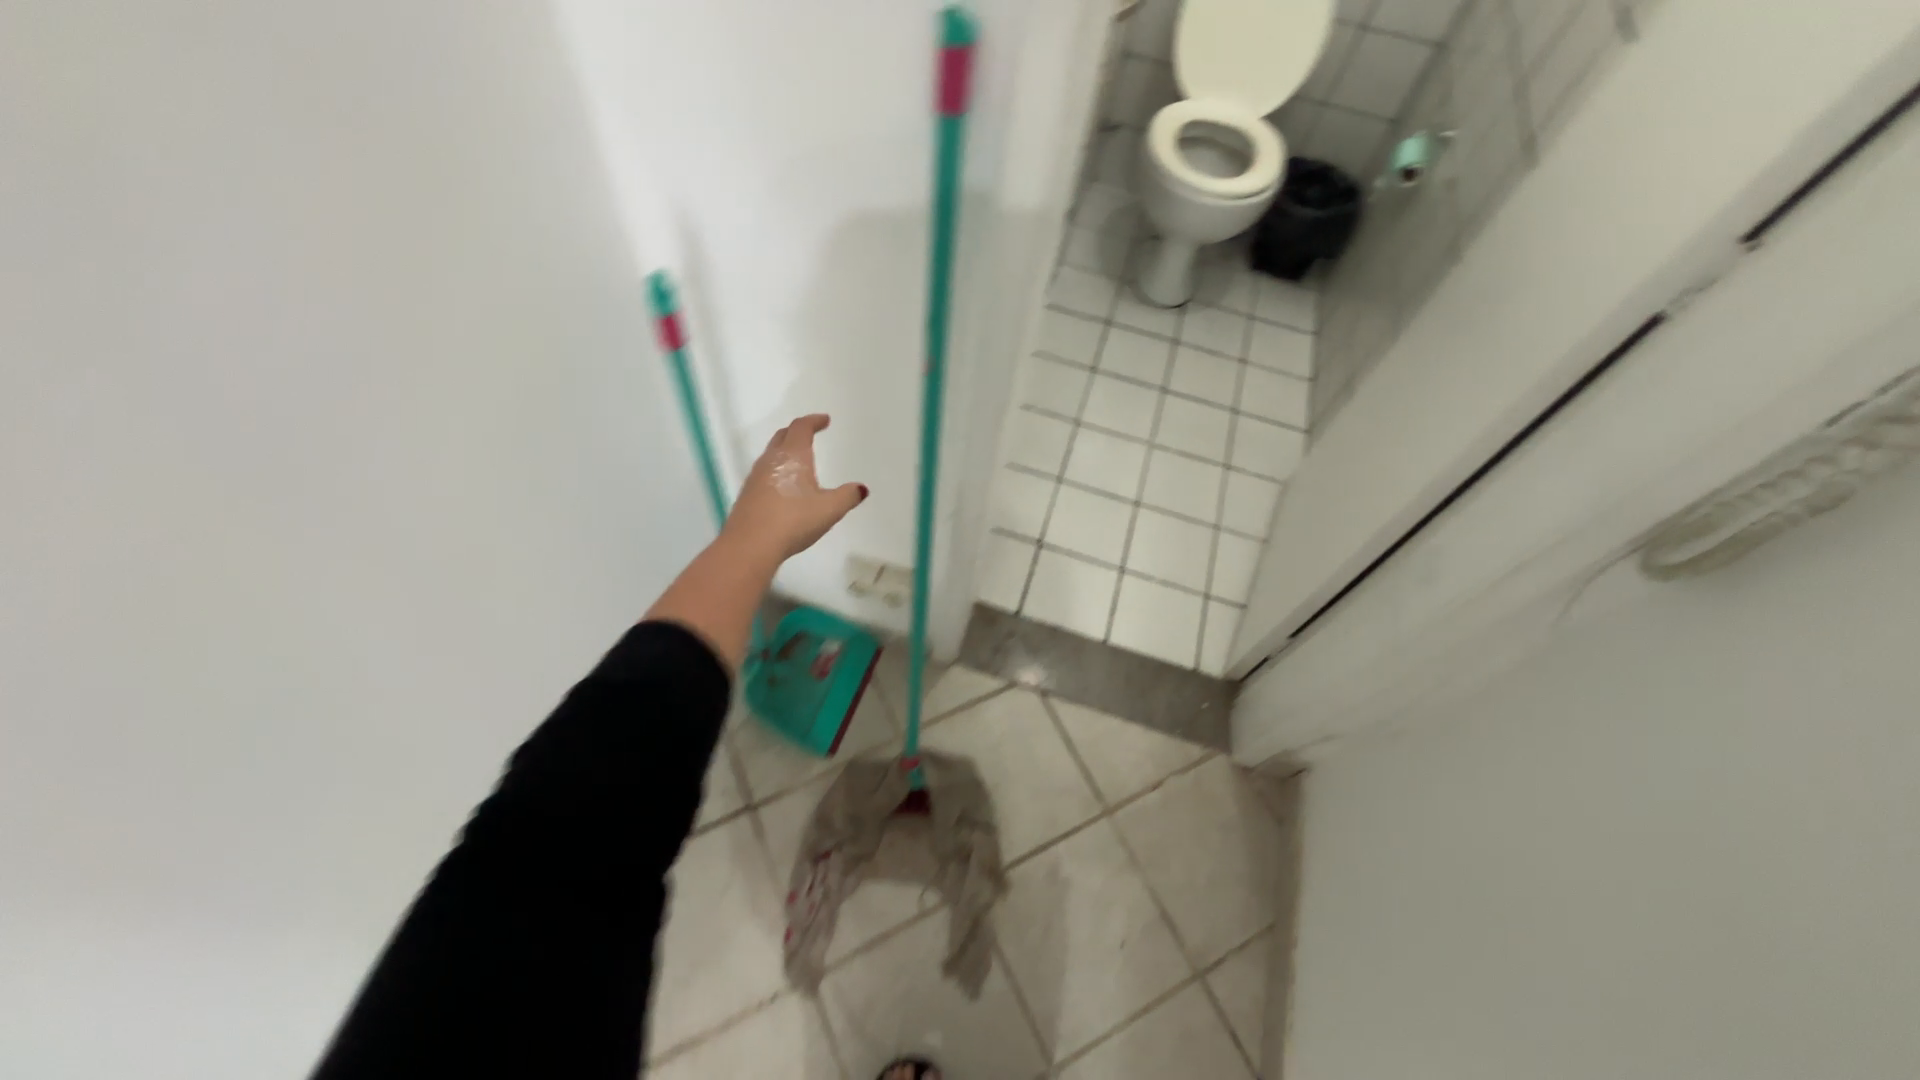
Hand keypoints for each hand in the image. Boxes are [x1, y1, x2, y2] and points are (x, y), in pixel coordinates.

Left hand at [722, 414, 867, 560]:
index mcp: (793, 455)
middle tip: (811, 434)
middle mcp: (771, 460)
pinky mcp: (747, 495)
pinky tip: (784, 487)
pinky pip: (764, 472)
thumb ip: (847, 496)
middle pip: (783, 436)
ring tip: (799, 461)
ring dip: (786, 450)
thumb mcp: (829, 509)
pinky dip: (777, 469)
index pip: (801, 427)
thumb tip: (861, 488)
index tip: (825, 421)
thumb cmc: (793, 520)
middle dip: (798, 431)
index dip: (814, 421)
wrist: (750, 545)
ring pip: (771, 454)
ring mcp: (755, 477)